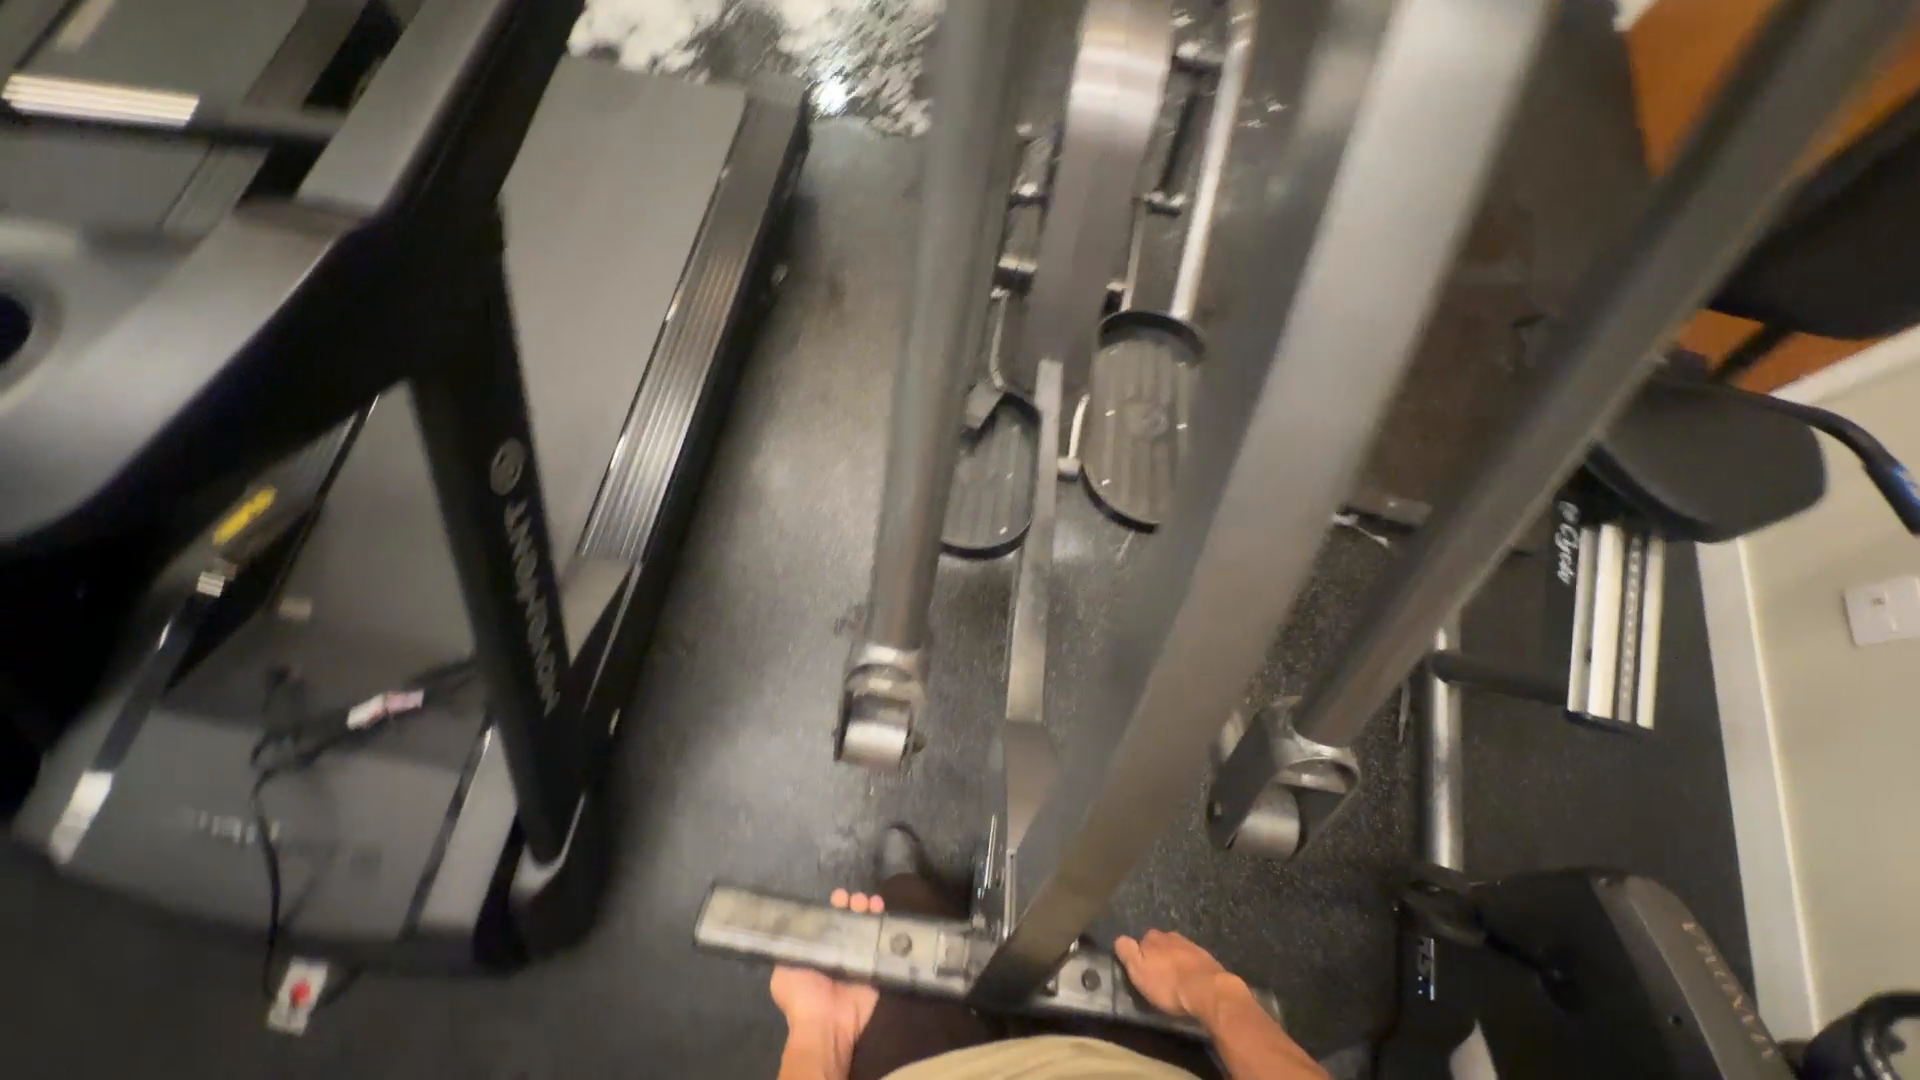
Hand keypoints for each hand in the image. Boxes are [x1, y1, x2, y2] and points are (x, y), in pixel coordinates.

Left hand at [770, 890, 882, 1078]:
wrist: (826, 1024)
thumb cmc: (802, 997)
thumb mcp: (784, 972)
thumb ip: (790, 950)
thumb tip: (793, 929)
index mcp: (821, 951)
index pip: (831, 922)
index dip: (836, 907)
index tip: (839, 897)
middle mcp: (842, 952)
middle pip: (852, 920)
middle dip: (855, 905)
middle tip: (856, 901)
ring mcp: (861, 958)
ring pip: (868, 927)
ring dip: (869, 910)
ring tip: (868, 903)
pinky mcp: (877, 967)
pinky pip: (884, 943)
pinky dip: (885, 925)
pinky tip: (882, 910)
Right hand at [1115, 929, 1241, 1025]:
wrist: (1207, 990)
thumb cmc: (1168, 984)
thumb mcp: (1139, 971)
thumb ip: (1127, 952)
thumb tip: (1120, 939)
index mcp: (1152, 937)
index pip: (1141, 941)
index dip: (1140, 956)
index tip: (1142, 971)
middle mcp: (1171, 936)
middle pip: (1160, 944)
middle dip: (1159, 957)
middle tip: (1159, 977)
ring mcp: (1191, 945)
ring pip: (1177, 951)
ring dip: (1175, 962)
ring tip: (1175, 981)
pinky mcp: (1207, 958)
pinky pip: (1192, 961)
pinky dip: (1189, 969)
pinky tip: (1190, 981)